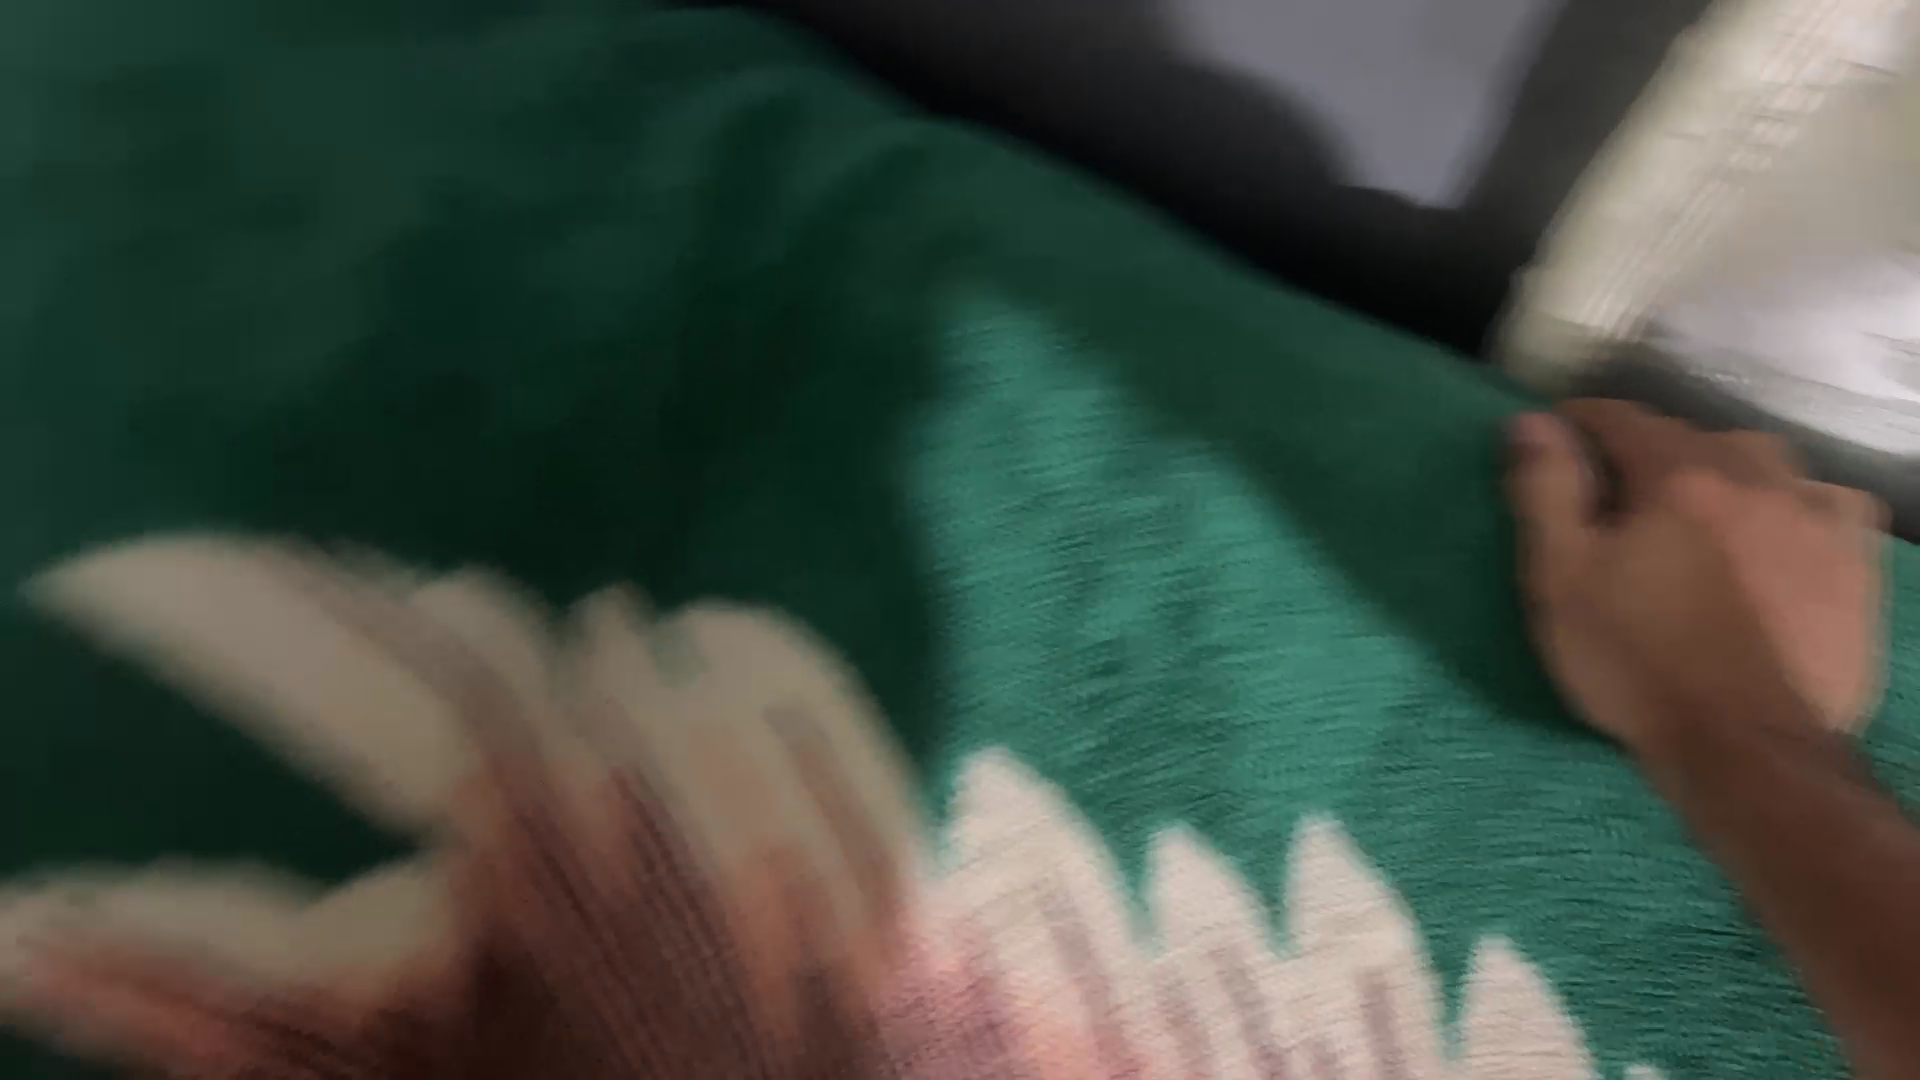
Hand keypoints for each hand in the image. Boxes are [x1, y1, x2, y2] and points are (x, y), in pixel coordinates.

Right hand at [1505, 401, 1886, 756]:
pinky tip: (1765, 530)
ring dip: (1715, 468)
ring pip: (1762, 463)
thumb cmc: (1630, 652)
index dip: (1579, 419)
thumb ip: (1546, 488)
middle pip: (1693, 436)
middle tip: (1607, 488)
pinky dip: (1782, 501)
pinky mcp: (1856, 565)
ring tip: (1685, 506)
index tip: (1553, 433)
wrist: (1741, 743)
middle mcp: (1759, 481)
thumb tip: (1532, 420)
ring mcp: (1820, 520)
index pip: (1622, 419)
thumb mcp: (1558, 571)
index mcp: (1678, 478)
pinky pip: (1821, 502)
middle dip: (1644, 448)